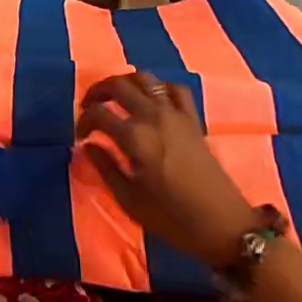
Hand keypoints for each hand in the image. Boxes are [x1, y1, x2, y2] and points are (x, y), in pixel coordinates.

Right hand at [76, 71, 260, 267]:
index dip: (84, 121)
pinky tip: (152, 99)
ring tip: (115, 96)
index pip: (98, 114)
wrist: (220, 222)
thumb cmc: (171, 217)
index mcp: (134, 137)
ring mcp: (175, 113)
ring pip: (145, 78)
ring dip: (125, 82)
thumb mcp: (129, 200)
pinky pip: (174, 88)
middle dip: (98, 91)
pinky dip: (159, 86)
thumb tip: (88, 146)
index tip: (80, 135)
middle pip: (118, 85)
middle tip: (88, 106)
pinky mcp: (192, 117)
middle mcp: (153, 115)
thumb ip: (105, 168)